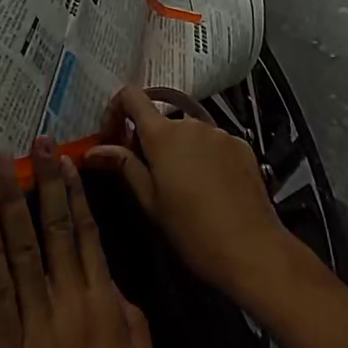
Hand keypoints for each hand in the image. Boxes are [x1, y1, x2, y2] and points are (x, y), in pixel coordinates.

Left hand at [0, 136, 162, 347]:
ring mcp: (35, 325)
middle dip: (46, 183)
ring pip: (22, 249)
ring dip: (11, 202)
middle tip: (37, 143)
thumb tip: (110, 283)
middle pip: (56, 232)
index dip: (76, 196)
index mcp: (108, 309)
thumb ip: (130, 322)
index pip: (89, 237)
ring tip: (2, 164)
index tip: (66, 162)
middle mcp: (71, 306)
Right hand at [85, 87, 298, 309]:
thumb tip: (93, 150)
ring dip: (177, 148)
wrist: (253, 251)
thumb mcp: (149, 201)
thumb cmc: (191, 229)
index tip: (113, 135)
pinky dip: (203, 156)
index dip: (117, 108)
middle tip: (147, 174)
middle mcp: (190, 123)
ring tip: (182, 185)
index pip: (131, 96)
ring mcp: (219, 133)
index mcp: (161, 134)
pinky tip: (209, 186)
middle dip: (148, 139)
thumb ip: (124, 166)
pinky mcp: (242, 146)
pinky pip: (212, 142)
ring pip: (187, 132)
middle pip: (160, 120)